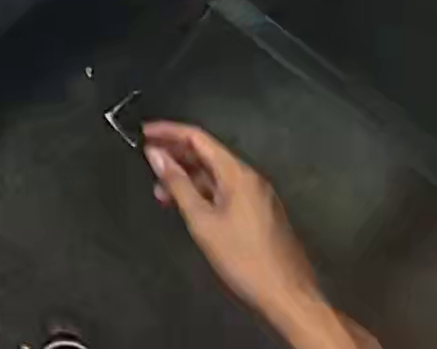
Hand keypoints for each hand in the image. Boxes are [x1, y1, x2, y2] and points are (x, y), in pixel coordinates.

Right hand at [144, 122, 376, 348]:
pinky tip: (186, 206)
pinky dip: (201, 191)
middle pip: (205, 154)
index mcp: (238, 175)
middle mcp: (251, 180)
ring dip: (185, 178)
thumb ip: (176, 182)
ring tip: (162, 194)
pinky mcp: (261, 214)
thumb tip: (155, 154)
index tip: (142, 133)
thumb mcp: (201, 219)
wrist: (294, 304)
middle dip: (174, 157)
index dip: (167, 131)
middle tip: (148, 165)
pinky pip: (224, 190)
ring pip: (214, 175)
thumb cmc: (244, 258)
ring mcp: (258, 197)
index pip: (197, 137)